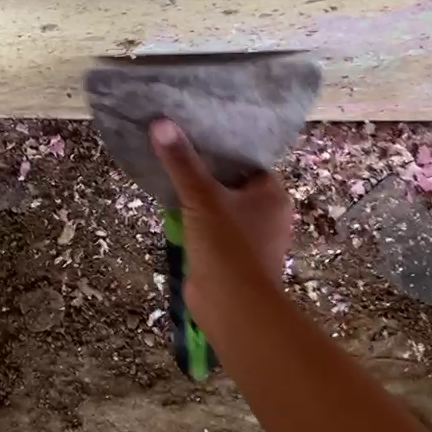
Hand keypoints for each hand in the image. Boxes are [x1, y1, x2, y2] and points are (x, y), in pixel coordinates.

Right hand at [150, 119, 293, 329]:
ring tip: (165, 169)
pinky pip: (209, 227)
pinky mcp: (229, 256)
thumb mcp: (200, 197)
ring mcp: (248, 237)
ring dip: (195, 196)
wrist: (232, 308)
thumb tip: (161, 122)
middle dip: (203, 170)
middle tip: (172, 146)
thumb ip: (181, 161)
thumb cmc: (228, 247)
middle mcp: (266, 214)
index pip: (245, 160)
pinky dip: (191, 218)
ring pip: (218, 205)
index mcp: (271, 195)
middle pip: (230, 182)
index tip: (192, 131)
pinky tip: (168, 205)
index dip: (220, 146)